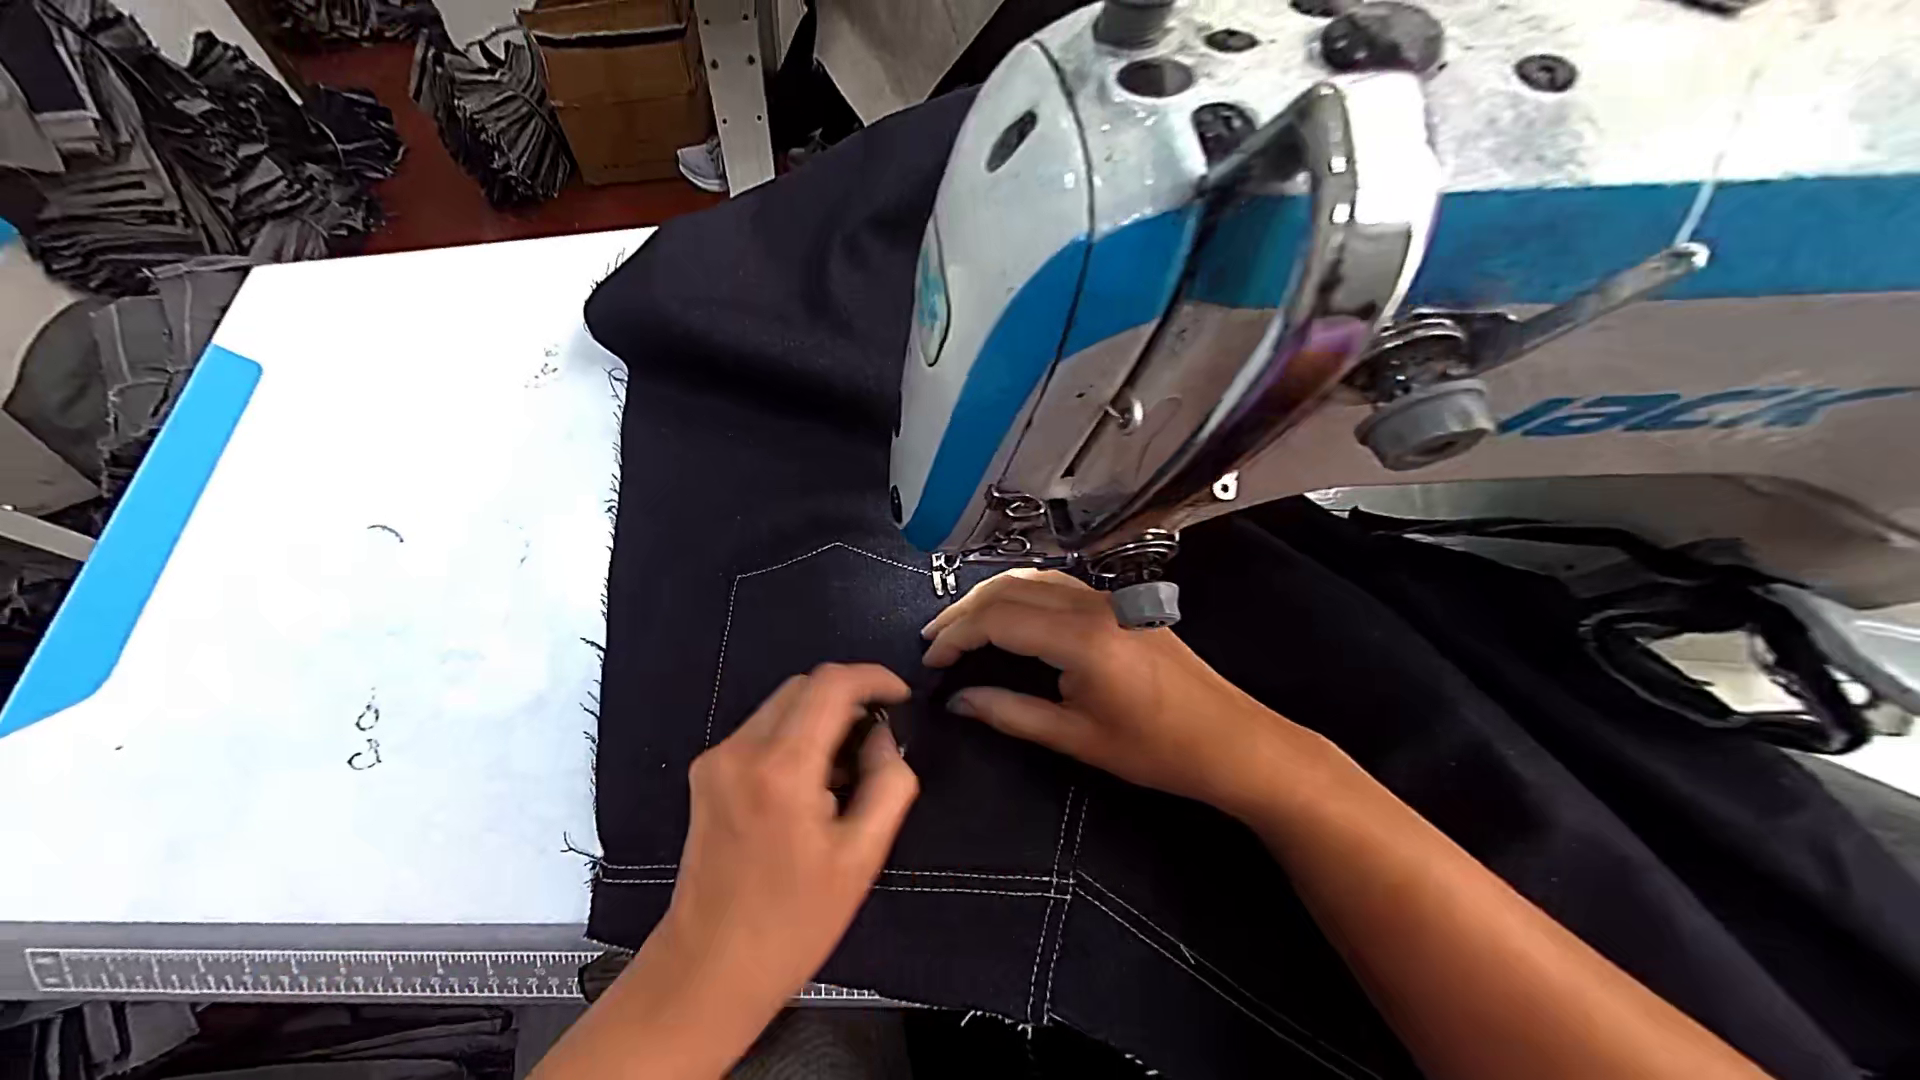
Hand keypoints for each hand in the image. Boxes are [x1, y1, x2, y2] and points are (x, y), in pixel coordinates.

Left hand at [652, 664, 917, 1036]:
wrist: (708, 968)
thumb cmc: (794, 920)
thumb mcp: (862, 855)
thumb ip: (889, 781)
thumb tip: (882, 736)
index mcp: (781, 768)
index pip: (831, 684)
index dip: (874, 678)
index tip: (900, 697)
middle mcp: (741, 749)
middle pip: (806, 685)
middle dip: (849, 698)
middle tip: (876, 738)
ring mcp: (717, 759)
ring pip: (783, 703)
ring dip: (822, 716)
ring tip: (846, 765)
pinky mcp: (707, 772)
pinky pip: (762, 728)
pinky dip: (796, 734)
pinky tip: (812, 779)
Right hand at [921, 570, 1318, 815]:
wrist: (1235, 742)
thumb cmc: (1159, 751)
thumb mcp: (1077, 740)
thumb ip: (1010, 714)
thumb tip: (959, 700)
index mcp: (1080, 638)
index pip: (997, 620)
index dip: (956, 637)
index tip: (930, 662)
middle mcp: (1091, 605)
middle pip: (1008, 590)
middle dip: (963, 612)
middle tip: (933, 640)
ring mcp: (1108, 599)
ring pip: (1031, 579)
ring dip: (989, 597)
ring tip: (959, 626)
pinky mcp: (1119, 604)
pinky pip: (1055, 585)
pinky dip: (1019, 594)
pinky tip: (1007, 614)